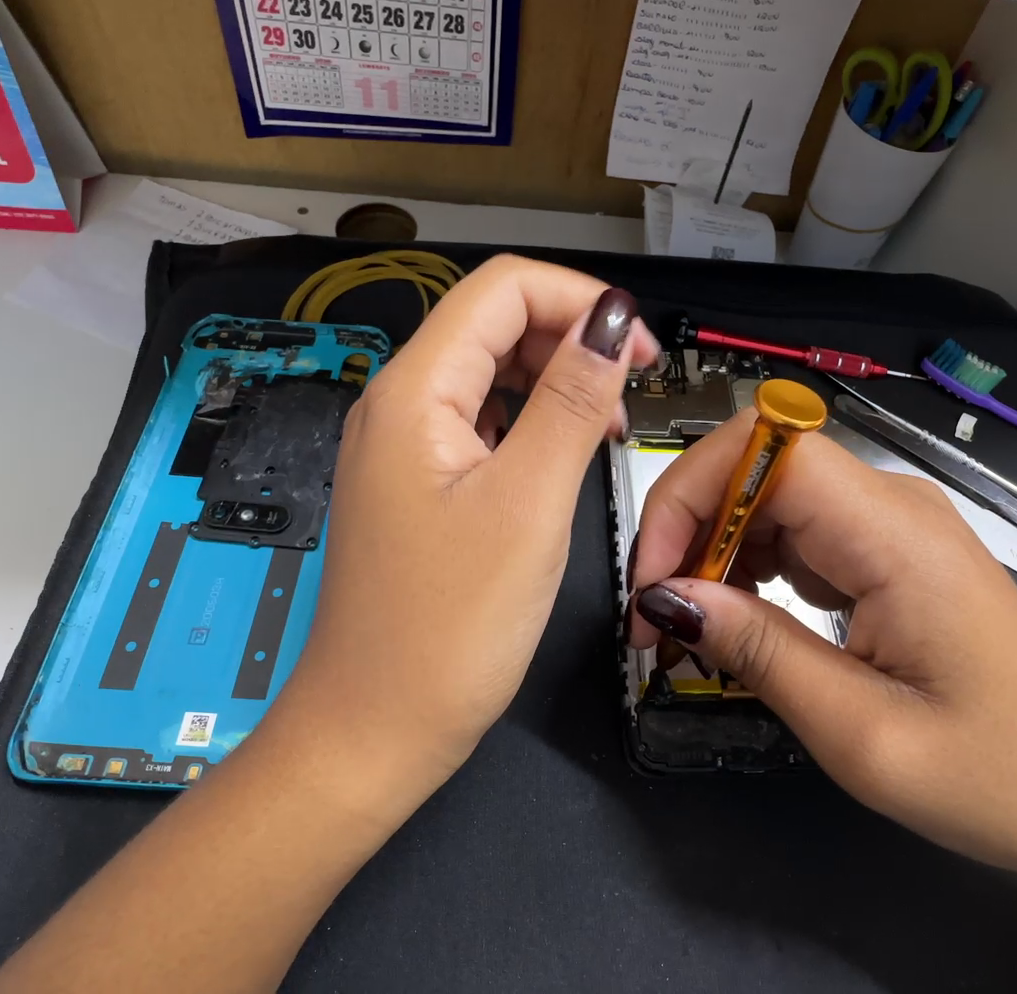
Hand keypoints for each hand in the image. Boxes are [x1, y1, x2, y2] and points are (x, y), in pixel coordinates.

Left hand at [283, 255, 658, 776]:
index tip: (639, 350)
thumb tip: (609, 320)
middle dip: (572, 337)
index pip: (503, 288)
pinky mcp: (418, 485)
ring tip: (608, 428)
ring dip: (556, 381)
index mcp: (414, 393)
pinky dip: (531, 424)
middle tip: (634, 388)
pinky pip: (481, 424)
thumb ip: (571, 402)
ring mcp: (404, 446)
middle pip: (495, 323)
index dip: (580, 299)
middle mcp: (399, 406)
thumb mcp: (528, 505)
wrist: (376, 728)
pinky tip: (565, 456)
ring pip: (491, 373)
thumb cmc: (448, 630)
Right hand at [627, 413, 1016, 876]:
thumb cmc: (991, 775)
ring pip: (764, 498)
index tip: (652, 580)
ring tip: (685, 627)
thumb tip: (664, 596)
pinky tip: (733, 620)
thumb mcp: (859, 733)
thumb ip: (758, 651)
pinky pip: (789, 532)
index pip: (766, 450)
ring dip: (709, 552)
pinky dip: (744, 568)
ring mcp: (888, 525)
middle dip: (687, 529)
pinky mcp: (881, 551)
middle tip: (654, 617)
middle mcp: (891, 507)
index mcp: (896, 535)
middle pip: (757, 467)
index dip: (691, 494)